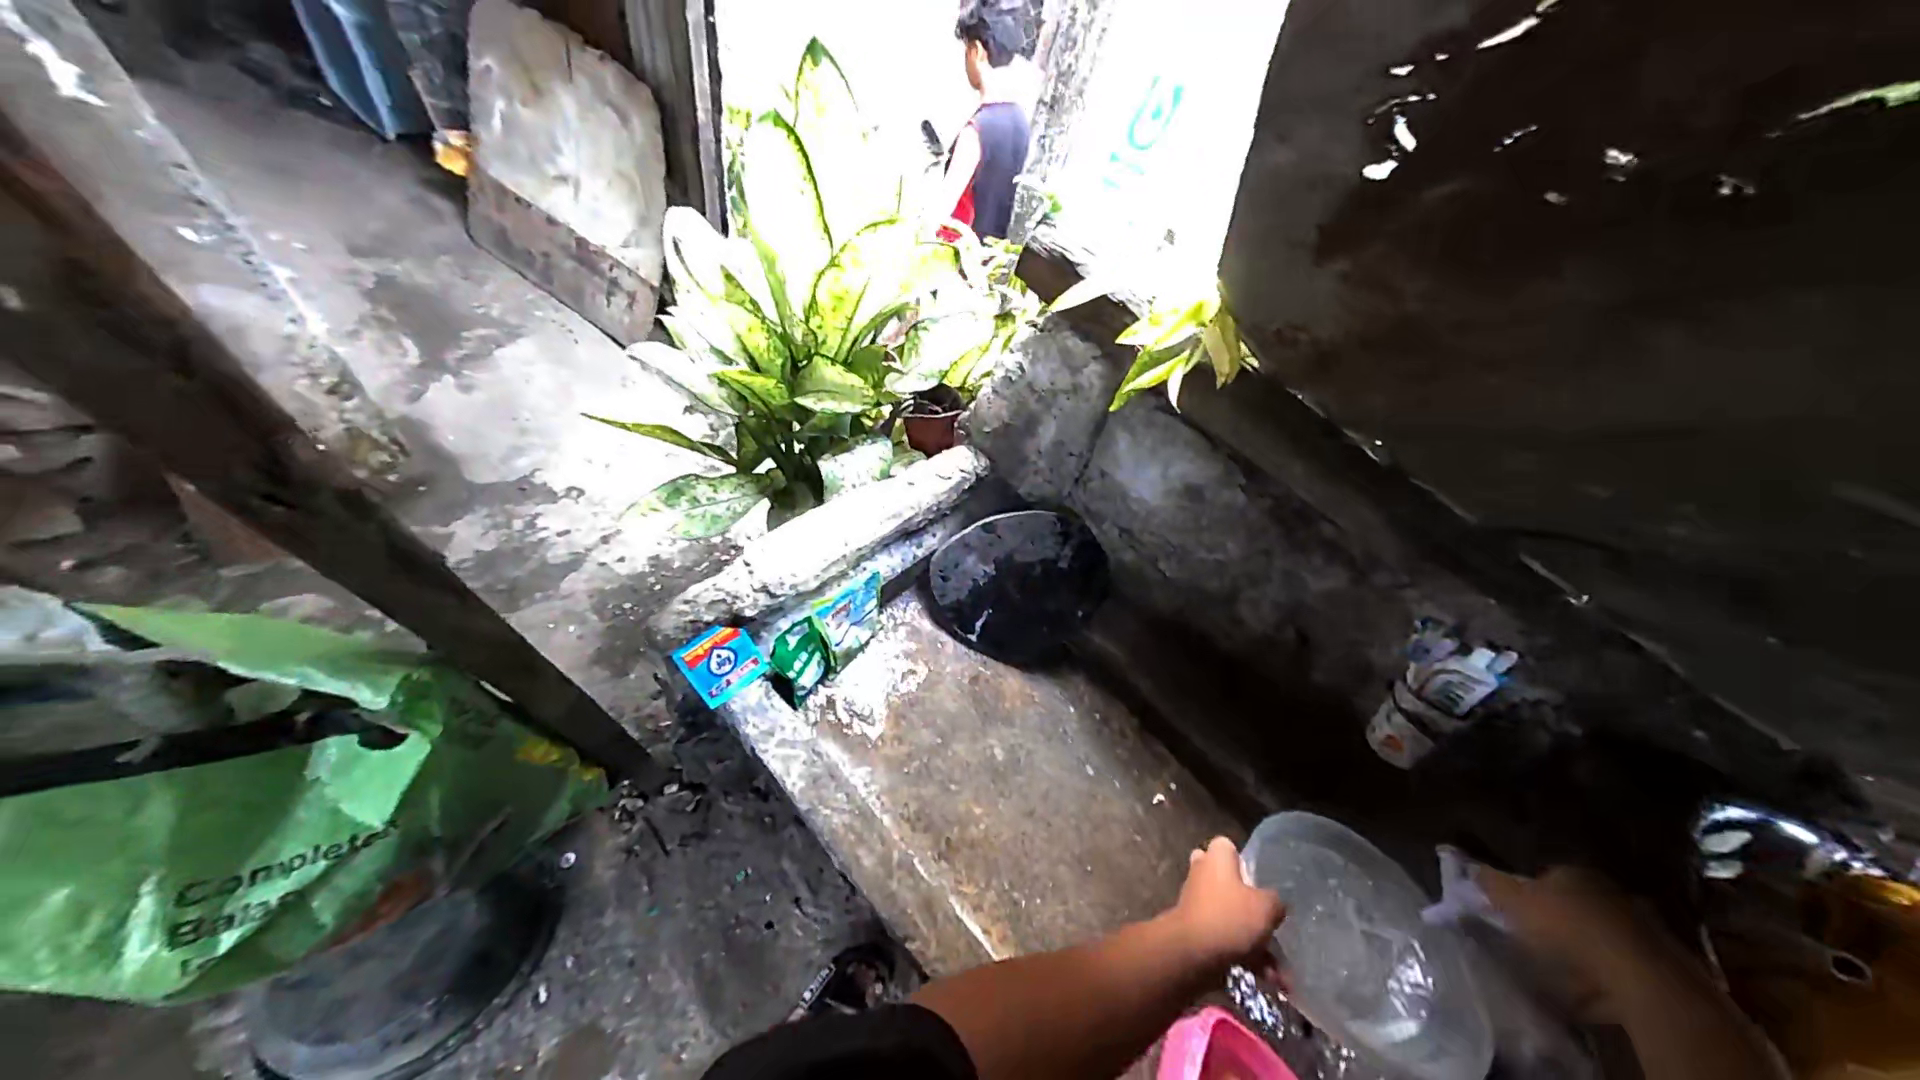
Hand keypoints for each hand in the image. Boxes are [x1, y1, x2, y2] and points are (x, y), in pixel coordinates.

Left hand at [1167, 836, 1285, 966]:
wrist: (1193, 952)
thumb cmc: (1230, 917)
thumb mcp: (1267, 906)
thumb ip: (1274, 900)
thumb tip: (1273, 902)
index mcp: (1216, 858)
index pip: (1227, 846)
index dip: (1243, 859)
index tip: (1259, 877)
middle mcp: (1203, 874)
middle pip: (1230, 882)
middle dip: (1250, 904)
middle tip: (1270, 919)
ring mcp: (1197, 902)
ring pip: (1231, 915)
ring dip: (1257, 942)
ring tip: (1280, 971)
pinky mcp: (1196, 929)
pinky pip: (1226, 938)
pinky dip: (1246, 957)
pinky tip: (1270, 980)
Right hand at [1477, 865, 1683, 1020]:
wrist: (1639, 978)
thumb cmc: (1567, 928)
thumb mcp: (1515, 902)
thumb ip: (1493, 884)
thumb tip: (1473, 867)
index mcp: (1575, 873)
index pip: (1545, 877)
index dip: (1527, 893)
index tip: (1513, 913)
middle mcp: (1610, 893)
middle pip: (1575, 905)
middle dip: (1558, 919)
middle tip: (1535, 940)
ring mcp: (1641, 929)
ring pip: (1599, 934)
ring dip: (1582, 948)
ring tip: (1560, 969)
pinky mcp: (1659, 965)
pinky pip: (1618, 965)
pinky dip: (1603, 975)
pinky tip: (1586, 989)